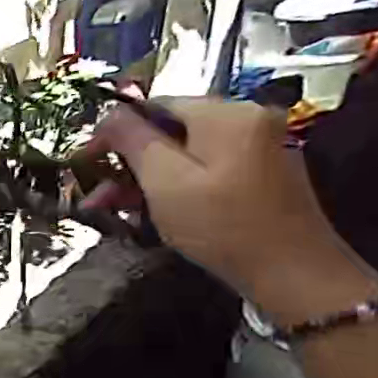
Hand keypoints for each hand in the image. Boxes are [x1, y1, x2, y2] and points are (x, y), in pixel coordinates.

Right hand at [78, 98, 377, 326]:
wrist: (291, 272)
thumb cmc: (220, 223)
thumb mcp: (164, 180)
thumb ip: (134, 139)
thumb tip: (111, 113)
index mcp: (226, 115)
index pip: (155, 105)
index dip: (114, 130)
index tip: (86, 160)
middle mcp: (246, 121)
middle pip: (168, 129)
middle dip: (126, 160)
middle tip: (94, 192)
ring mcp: (255, 148)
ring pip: (181, 151)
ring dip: (141, 176)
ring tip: (110, 207)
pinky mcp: (257, 173)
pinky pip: (200, 167)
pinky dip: (170, 184)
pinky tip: (145, 208)